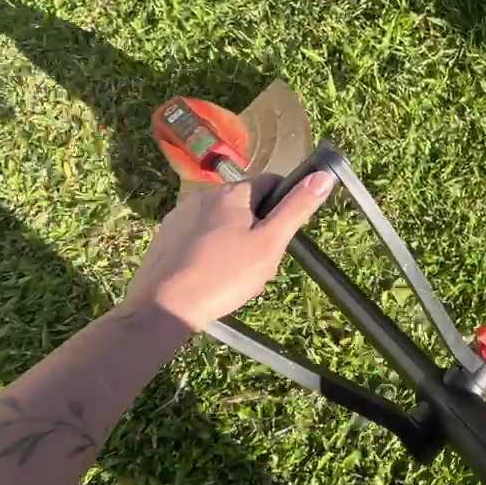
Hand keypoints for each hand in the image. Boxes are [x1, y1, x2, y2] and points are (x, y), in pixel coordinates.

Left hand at [125, 171, 336, 330]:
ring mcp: (182, 215)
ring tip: (236, 278)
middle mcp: (205, 195)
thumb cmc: (224, 274)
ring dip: (237, 243)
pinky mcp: (166, 236)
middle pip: (248, 206)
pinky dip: (212, 252)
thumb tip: (323, 175)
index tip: (282, 238)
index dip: (285, 207)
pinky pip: (201, 237)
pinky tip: (212, 278)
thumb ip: (297, 207)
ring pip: (225, 223)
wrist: (161, 309)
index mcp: (233, 192)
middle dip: (260, 232)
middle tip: (260, 266)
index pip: (273, 182)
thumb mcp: (270, 243)